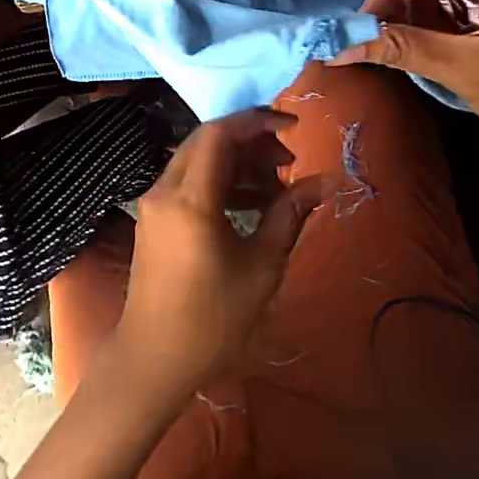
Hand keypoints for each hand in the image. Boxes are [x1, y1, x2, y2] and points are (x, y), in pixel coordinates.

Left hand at [112, 109, 322, 398]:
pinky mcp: (154, 218)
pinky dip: (219, 181)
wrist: (154, 357)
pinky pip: (188, 181)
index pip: (219, 133)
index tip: (293, 127)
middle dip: (250, 141)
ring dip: (236, 162)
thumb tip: (325, 181)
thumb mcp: (262, 266)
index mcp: (190, 198)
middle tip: (288, 160)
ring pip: (197, 160)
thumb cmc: (213, 318)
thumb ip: (289, 214)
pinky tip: (250, 202)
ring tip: (276, 185)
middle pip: (207, 141)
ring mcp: (154, 203)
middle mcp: (164, 190)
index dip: (257, 121)